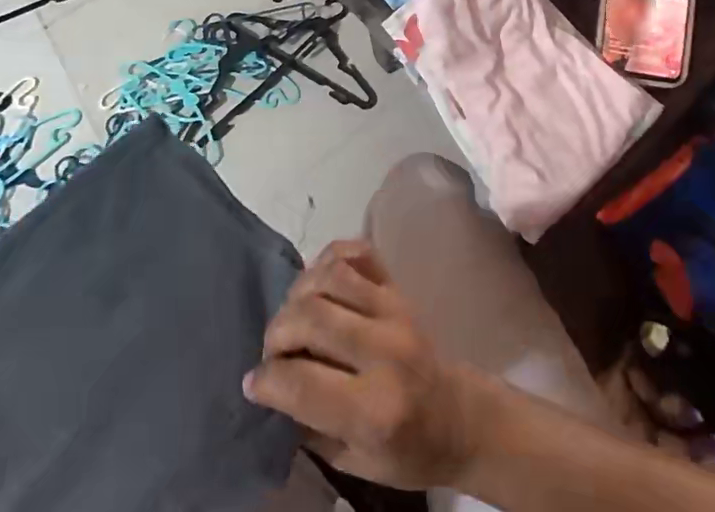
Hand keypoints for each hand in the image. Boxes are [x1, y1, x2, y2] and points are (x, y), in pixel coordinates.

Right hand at [244, 240, 488, 490]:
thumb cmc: (406, 449)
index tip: (255, 383)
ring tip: (296, 316)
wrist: (458, 416)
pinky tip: (320, 284)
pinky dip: (331, 259)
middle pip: (310, 318)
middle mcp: (385, 351)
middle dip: (277, 333)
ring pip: (330, 278)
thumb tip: (264, 383)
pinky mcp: (400, 288)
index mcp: (373, 409)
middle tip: (275, 350)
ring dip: (299, 294)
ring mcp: (395, 311)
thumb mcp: (353, 460)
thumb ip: (307, 422)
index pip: (300, 381)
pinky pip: (359, 253)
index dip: (266, 380)